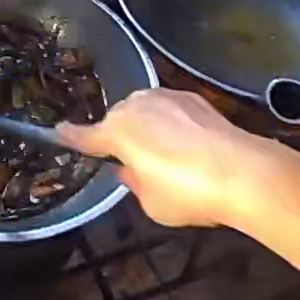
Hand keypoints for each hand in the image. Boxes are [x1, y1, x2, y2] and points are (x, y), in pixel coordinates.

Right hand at [58, 88, 267, 227]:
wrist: (241, 171)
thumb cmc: (188, 192)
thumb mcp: (152, 203)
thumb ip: (133, 182)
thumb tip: (129, 168)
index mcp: (117, 132)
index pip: (85, 135)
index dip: (71, 137)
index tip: (59, 132)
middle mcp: (135, 106)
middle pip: (119, 120)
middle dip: (123, 137)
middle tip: (139, 164)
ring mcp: (163, 96)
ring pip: (144, 110)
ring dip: (148, 126)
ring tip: (170, 154)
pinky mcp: (190, 96)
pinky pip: (169, 108)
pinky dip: (172, 122)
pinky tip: (190, 143)